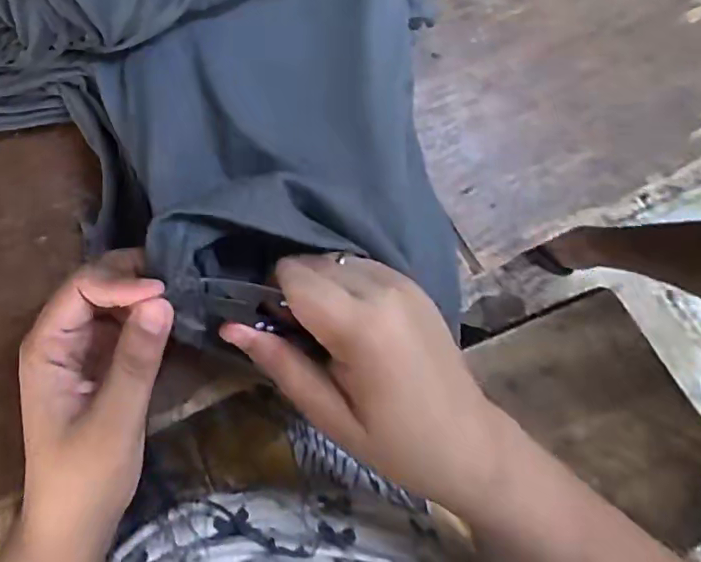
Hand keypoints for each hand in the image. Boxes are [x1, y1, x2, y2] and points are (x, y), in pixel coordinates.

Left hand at [8, 249, 173, 561]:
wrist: (73, 527)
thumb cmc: (85, 477)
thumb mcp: (115, 421)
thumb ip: (136, 360)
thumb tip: (161, 300)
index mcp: (46, 345)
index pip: (80, 288)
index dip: (120, 283)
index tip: (162, 291)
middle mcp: (57, 336)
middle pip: (91, 285)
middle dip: (130, 277)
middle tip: (175, 277)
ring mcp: (76, 347)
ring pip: (106, 298)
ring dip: (138, 291)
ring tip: (178, 288)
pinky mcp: (96, 360)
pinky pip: (118, 321)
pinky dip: (142, 313)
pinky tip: (168, 314)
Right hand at [220, 254, 513, 514]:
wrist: (471, 443)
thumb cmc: (396, 442)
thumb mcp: (330, 416)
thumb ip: (279, 363)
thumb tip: (229, 326)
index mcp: (361, 325)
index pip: (292, 274)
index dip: (274, 296)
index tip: (280, 330)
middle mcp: (381, 288)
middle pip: (308, 261)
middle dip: (294, 290)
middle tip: (305, 337)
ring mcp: (399, 279)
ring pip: (330, 258)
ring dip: (318, 284)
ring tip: (332, 330)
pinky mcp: (408, 279)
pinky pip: (355, 263)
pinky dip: (342, 282)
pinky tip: (355, 320)